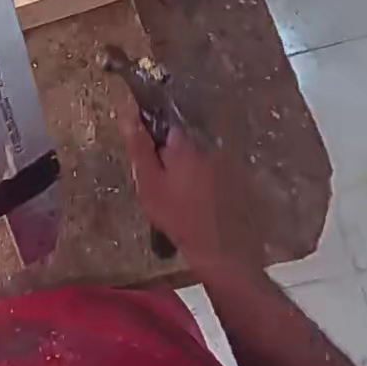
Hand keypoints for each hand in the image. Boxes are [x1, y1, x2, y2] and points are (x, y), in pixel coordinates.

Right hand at [115, 90, 256, 274]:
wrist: (219, 248)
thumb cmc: (178, 216)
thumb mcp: (150, 185)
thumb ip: (140, 150)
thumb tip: (129, 117)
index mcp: (185, 147)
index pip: (167, 133)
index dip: (157, 148)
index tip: (151, 169)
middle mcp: (208, 149)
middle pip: (184, 148)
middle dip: (174, 162)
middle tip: (165, 190)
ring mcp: (225, 166)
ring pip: (199, 164)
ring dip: (190, 175)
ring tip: (184, 202)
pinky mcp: (236, 183)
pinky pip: (213, 178)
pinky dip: (205, 187)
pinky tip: (200, 207)